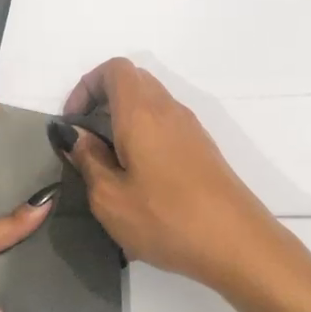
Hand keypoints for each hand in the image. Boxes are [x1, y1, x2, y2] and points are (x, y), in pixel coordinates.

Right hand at [55, 57, 281, 291]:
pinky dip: (146, 135)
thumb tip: (75, 135)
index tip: (73, 122)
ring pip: (151, 103)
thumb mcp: (110, 198)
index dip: (86, 86)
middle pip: (133, 81)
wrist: (237, 243)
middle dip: (103, 100)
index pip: (114, 69)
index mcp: (141, 111)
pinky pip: (167, 125)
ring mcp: (190, 128)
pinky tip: (141, 179)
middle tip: (87, 139)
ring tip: (111, 163)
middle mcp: (168, 109)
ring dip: (125, 120)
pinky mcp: (203, 149)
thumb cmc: (167, 218)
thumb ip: (88, 160)